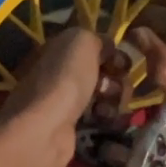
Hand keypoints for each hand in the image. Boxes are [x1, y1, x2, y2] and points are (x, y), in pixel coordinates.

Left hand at [0, 27, 127, 166]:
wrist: (45, 127)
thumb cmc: (65, 78)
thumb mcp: (83, 42)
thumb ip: (98, 39)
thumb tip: (109, 50)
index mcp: (60, 48)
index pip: (94, 46)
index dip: (112, 53)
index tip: (120, 64)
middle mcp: (61, 72)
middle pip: (103, 71)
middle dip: (116, 79)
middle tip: (109, 88)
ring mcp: (65, 100)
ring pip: (105, 95)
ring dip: (114, 99)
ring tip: (105, 108)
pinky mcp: (73, 126)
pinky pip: (100, 117)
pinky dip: (106, 118)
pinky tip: (101, 120)